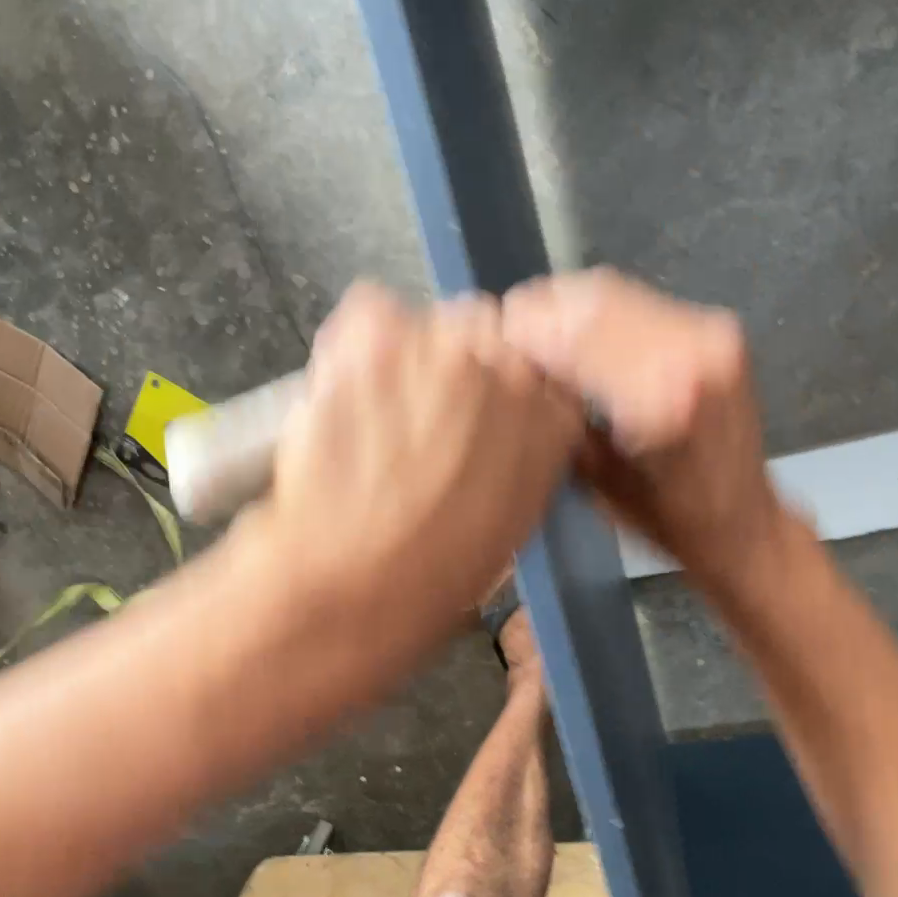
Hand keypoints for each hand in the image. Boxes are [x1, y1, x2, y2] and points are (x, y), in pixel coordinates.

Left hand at [255, 282, 585, 646]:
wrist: (351, 585)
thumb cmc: (430, 579)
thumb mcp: (510, 526)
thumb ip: (521, 464)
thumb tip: (499, 439)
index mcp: (551, 421)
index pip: (535, 371)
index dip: (495, 389)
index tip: (469, 412)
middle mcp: (509, 370)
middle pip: (483, 331)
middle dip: (454, 364)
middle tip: (418, 415)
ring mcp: (443, 347)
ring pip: (427, 321)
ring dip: (404, 355)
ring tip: (374, 415)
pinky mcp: (376, 339)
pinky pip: (370, 311)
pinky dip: (356, 342)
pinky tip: (346, 392)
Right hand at [502, 268, 787, 597]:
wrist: (744, 521)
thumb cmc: (664, 520)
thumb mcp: (595, 480)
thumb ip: (558, 417)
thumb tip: (518, 368)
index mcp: (661, 399)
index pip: (574, 338)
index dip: (525, 332)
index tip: (491, 340)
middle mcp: (693, 353)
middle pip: (593, 303)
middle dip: (541, 311)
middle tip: (505, 329)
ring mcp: (710, 333)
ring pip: (615, 295)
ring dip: (567, 305)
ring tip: (532, 326)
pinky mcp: (716, 328)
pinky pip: (639, 302)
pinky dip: (598, 310)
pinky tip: (573, 329)